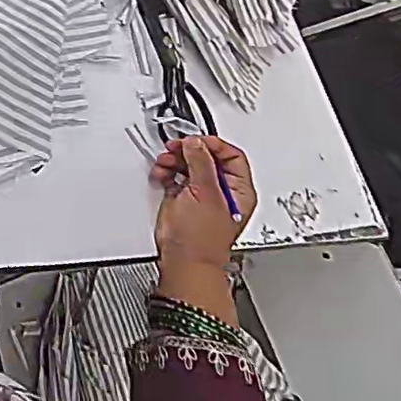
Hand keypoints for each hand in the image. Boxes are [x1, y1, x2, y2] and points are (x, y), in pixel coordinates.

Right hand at [150, 135, 257, 265]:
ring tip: (166, 162)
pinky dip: (166, 170)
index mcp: (238, 189)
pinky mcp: (181, 198)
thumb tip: (196, 143)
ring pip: (188, 164)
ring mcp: (200, 193)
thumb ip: (201, 163)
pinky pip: (174, 175)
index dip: (213, 144)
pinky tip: (162, 173)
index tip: (196, 141)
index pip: (231, 155)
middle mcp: (220, 190)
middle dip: (189, 150)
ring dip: (174, 159)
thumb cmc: (202, 238)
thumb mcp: (205, 193)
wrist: (182, 259)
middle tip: (176, 148)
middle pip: (206, 157)